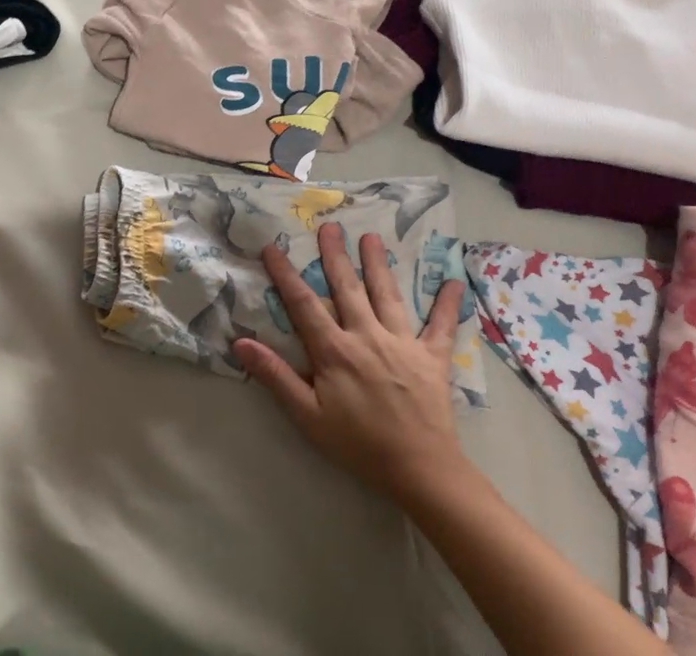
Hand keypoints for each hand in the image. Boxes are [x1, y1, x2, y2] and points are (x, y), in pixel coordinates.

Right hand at [232, 222, 469, 505]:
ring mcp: (404, 345)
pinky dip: (447, 304)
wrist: (422, 470)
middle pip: (348, 289)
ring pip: (388, 296)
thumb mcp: (307, 416)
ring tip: (371, 237)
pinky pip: (442, 326)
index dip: (285, 274)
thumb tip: (241, 342)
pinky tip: (454, 282)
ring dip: (378, 265)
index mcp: (335, 351)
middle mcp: (368, 337)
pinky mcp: (433, 359)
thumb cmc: (358, 444)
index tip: (272, 247)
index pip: (303, 305)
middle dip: (335, 256)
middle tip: (329, 226)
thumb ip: (276, 376)